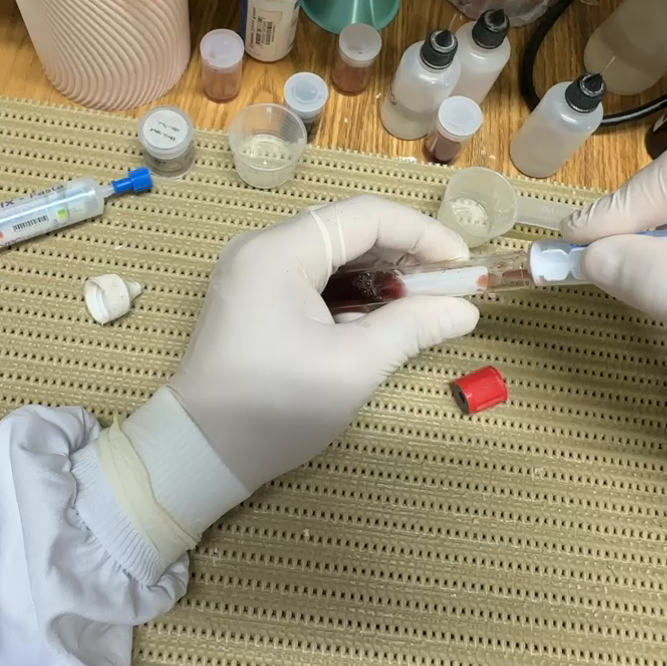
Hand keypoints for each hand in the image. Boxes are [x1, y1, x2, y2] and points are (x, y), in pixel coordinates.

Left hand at [169, 196, 480, 486]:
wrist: (201, 450)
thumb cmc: (274, 409)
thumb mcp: (353, 367)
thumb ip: (412, 328)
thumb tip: (465, 310)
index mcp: (279, 252)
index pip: (364, 215)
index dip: (421, 233)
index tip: (462, 263)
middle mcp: (262, 247)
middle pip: (347, 226)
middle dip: (402, 252)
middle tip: (447, 284)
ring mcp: (254, 268)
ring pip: (332, 249)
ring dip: (379, 270)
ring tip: (421, 300)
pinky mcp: (254, 292)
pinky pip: (313, 272)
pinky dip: (351, 287)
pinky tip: (380, 311)